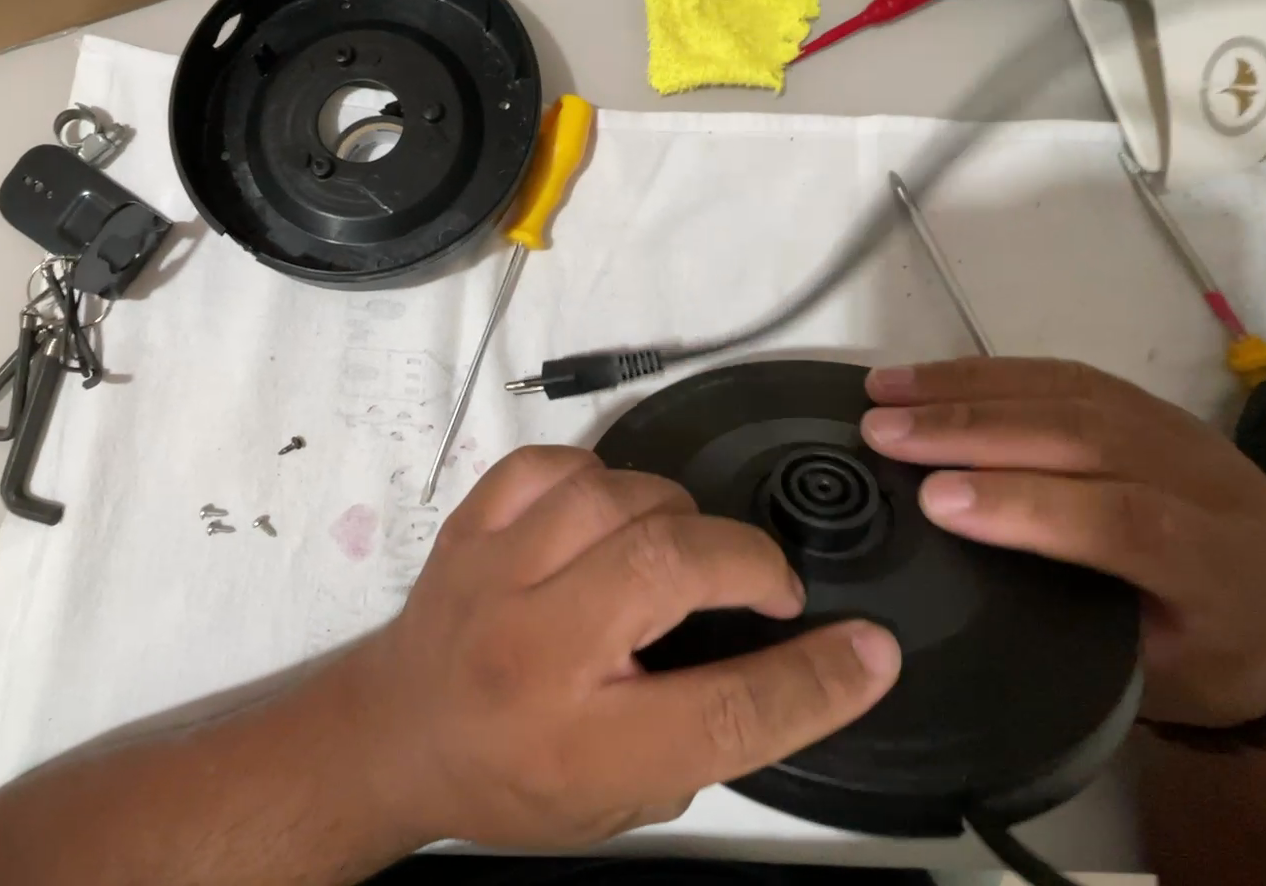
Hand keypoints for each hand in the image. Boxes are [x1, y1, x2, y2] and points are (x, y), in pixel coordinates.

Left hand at [341, 447, 900, 848]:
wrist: (395, 733)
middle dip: (747, 563)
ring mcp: (494, 573)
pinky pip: (548, 466)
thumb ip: (705, 736)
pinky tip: (610, 511)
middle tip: (767, 585)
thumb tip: (802, 663)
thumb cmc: (510, 778)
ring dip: (675, 513)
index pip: (724, 708)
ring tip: (685, 547)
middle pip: (667, 568)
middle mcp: (534, 647)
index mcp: (579, 743)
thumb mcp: (618, 799)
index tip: (870, 648)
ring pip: (612, 499)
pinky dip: (599, 477)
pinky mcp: (470, 527)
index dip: (817, 679)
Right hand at [860, 358, 1265, 726]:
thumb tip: (944, 548)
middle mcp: (1218, 489)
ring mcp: (1184, 436)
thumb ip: (1055, 610)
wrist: (1257, 629)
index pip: (1129, 523)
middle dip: (971, 430)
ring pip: (1070, 393)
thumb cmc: (1179, 662)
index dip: (1027, 503)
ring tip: (883, 392)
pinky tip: (923, 377)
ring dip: (962, 389)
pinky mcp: (1148, 406)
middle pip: (1088, 437)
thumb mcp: (1131, 665)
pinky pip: (1063, 375)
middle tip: (881, 431)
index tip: (933, 498)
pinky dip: (982, 374)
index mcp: (1229, 572)